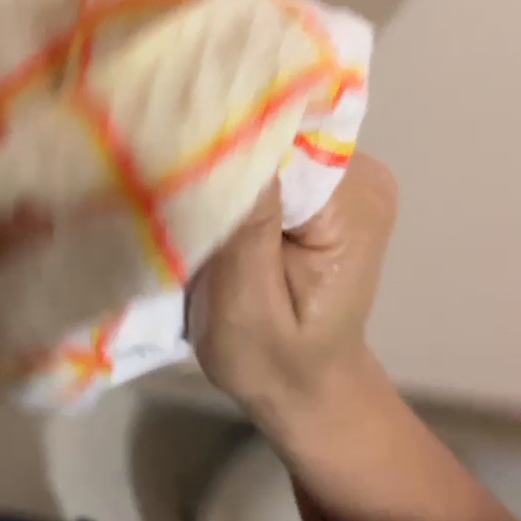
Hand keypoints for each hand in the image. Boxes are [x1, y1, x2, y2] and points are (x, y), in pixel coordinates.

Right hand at [187, 154, 397, 442]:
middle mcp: (360, 176)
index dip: (225, 136)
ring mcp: (344, 176)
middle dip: (220, 144)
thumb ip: (245, 224)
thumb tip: (228, 142)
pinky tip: (202, 187)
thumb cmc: (273, 360)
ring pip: (268, 138)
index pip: (280, 137)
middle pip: (274, 130)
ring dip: (222, 157)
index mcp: (351, 205)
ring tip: (176, 179)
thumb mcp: (246, 304)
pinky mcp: (322, 184)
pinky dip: (233, 169)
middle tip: (160, 163)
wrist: (306, 390)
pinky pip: (270, 156)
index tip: (170, 145)